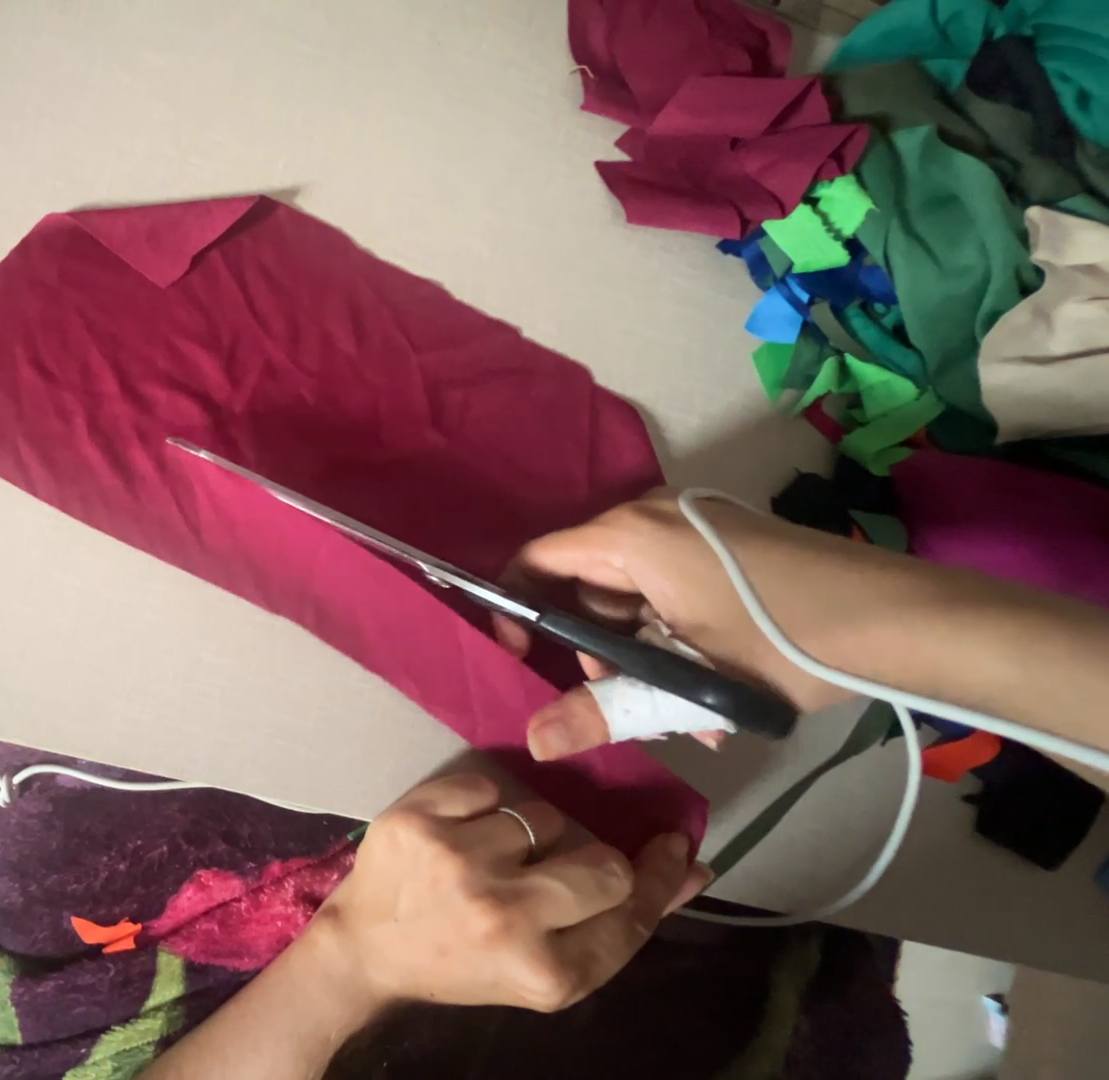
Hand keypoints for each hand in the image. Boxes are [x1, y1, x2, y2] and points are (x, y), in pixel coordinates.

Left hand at [310, 773, 709, 1013]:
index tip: (671, 846)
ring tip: (492, 858)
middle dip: (590, 860)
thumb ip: (614, 924)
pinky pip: (484, 784)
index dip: (661, 877)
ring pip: (541, 815)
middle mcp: (503, 914)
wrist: (366, 946)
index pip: (632, 913)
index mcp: (544, 973)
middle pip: (600, 861)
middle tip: (555, 870)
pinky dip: (480, 802)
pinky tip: (459, 831)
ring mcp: (456, 861)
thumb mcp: (542, 969)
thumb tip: (691, 869)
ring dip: (528, 832)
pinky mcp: (414, 819)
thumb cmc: (461, 963)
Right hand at [493, 493, 860, 760]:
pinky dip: (673, 636)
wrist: (918, 622)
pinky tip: (713, 685)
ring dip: (643, 656)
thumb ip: (601, 711)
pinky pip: (665, 588)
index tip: (525, 657)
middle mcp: (649, 518)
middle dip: (598, 651)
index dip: (516, 609)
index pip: (534, 561)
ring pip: (628, 596)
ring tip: (691, 711)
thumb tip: (531, 744)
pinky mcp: (719, 543)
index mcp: (627, 535)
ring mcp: (688, 527)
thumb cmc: (786, 642)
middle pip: (582, 586)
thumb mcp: (689, 684)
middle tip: (633, 701)